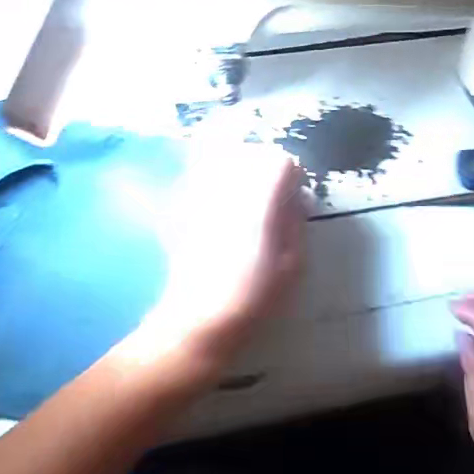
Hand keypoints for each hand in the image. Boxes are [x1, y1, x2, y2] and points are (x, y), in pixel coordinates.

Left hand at [126, 143, 306, 377]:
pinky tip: (214, 204)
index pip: (280, 161)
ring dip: (236, 167)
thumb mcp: (293, 262)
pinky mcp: (178, 206)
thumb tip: (295, 198)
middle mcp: (228, 187)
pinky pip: (195, 175)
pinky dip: (208, 179)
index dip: (291, 176)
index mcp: (260, 200)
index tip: (294, 196)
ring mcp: (199, 193)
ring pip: (220, 156)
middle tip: (270, 195)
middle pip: (250, 152)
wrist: (199, 321)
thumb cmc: (254, 296)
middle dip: (264, 167)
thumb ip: (295, 221)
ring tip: (242, 193)